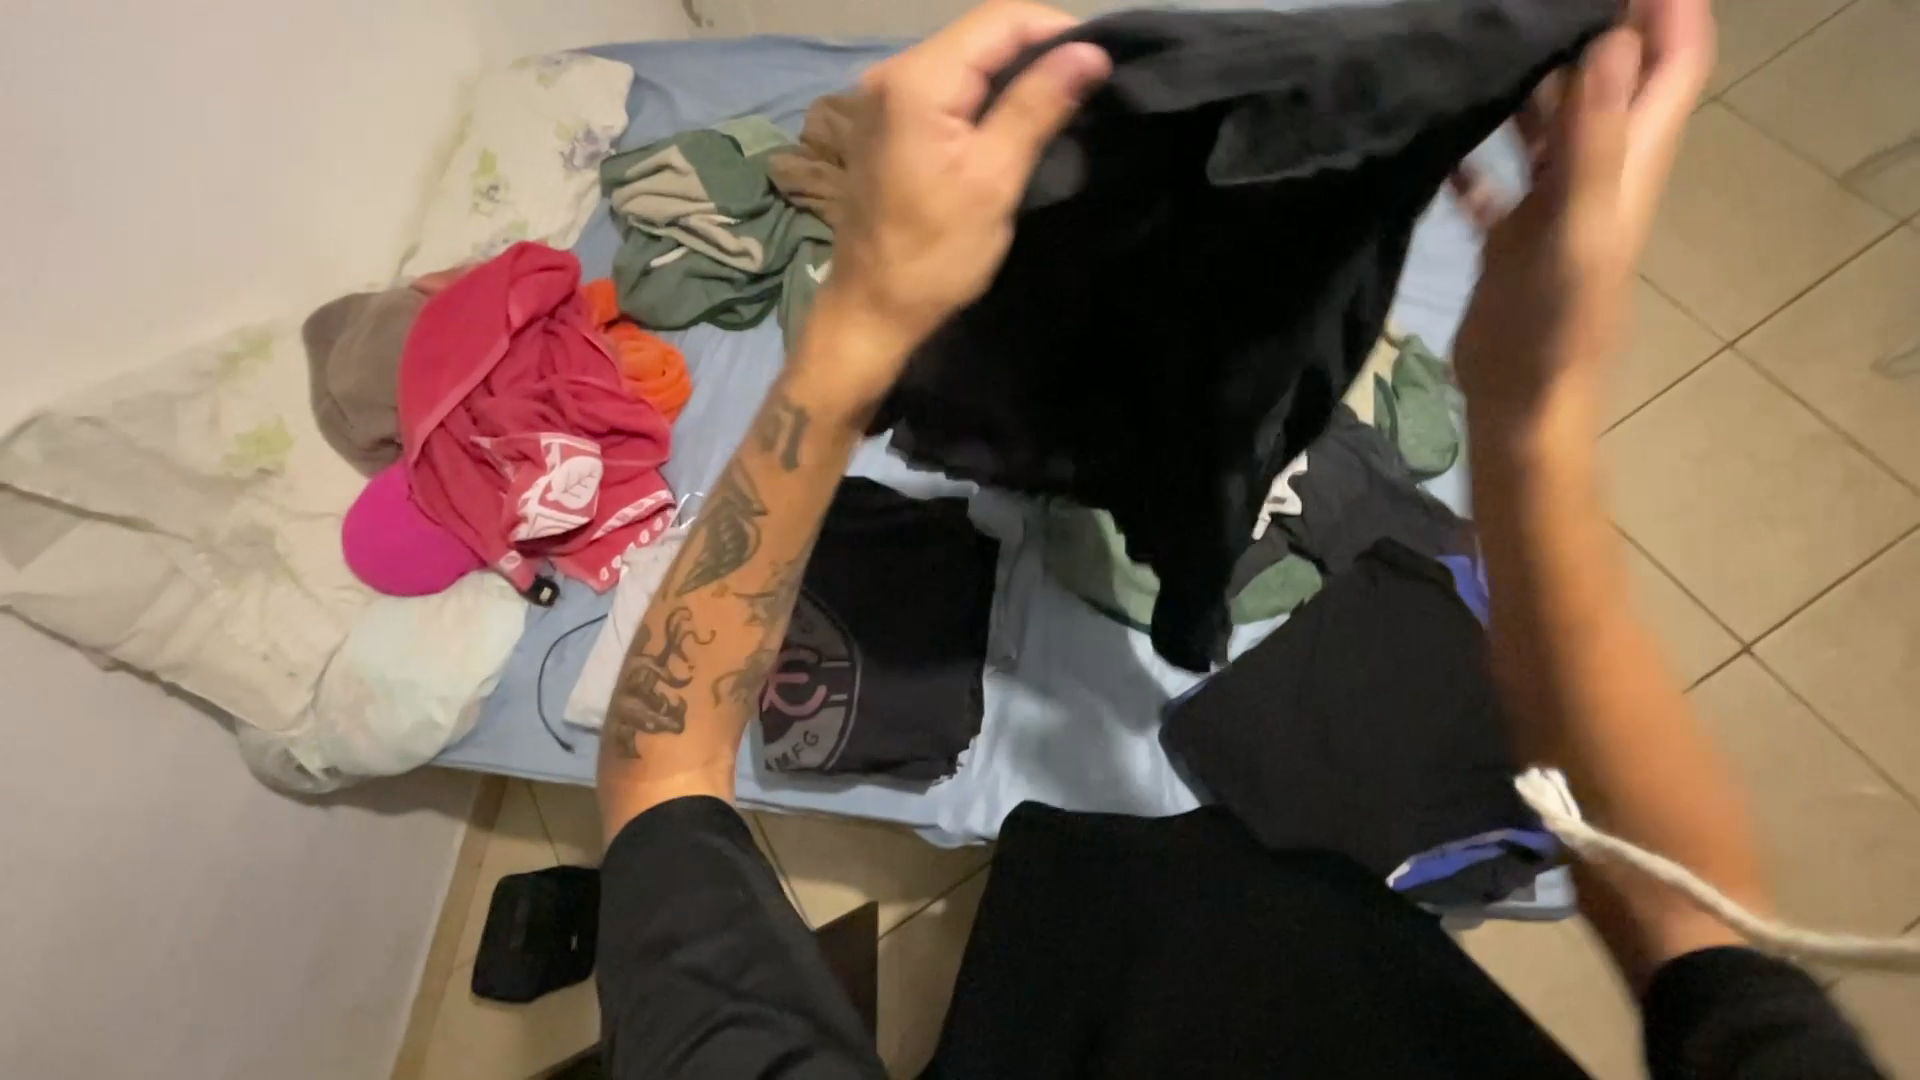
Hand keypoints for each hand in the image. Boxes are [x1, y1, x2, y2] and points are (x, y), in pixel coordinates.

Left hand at [798, 1, 1109, 411]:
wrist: (874, 309)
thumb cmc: (935, 257)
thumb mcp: (993, 180)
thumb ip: (1038, 106)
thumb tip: (1089, 51)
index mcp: (916, 81)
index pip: (999, 20)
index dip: (1055, 30)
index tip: (1099, 60)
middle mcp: (890, 75)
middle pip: (978, 37)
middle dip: (1035, 52)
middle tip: (1083, 85)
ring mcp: (882, 100)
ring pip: (961, 64)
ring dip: (1009, 78)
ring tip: (1055, 104)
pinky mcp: (883, 127)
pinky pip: (942, 92)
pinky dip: (979, 100)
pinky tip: (1008, 124)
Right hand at [1453, 0, 1714, 436]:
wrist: (1521, 391)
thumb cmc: (1556, 321)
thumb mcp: (1579, 227)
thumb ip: (1593, 140)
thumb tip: (1609, 40)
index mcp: (1628, 161)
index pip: (1670, 59)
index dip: (1661, 7)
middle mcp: (1594, 173)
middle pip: (1603, 82)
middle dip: (1582, 33)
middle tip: (1523, 10)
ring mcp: (1547, 206)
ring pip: (1544, 127)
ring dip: (1523, 89)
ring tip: (1479, 54)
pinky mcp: (1505, 239)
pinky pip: (1489, 184)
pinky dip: (1470, 162)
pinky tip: (1441, 149)